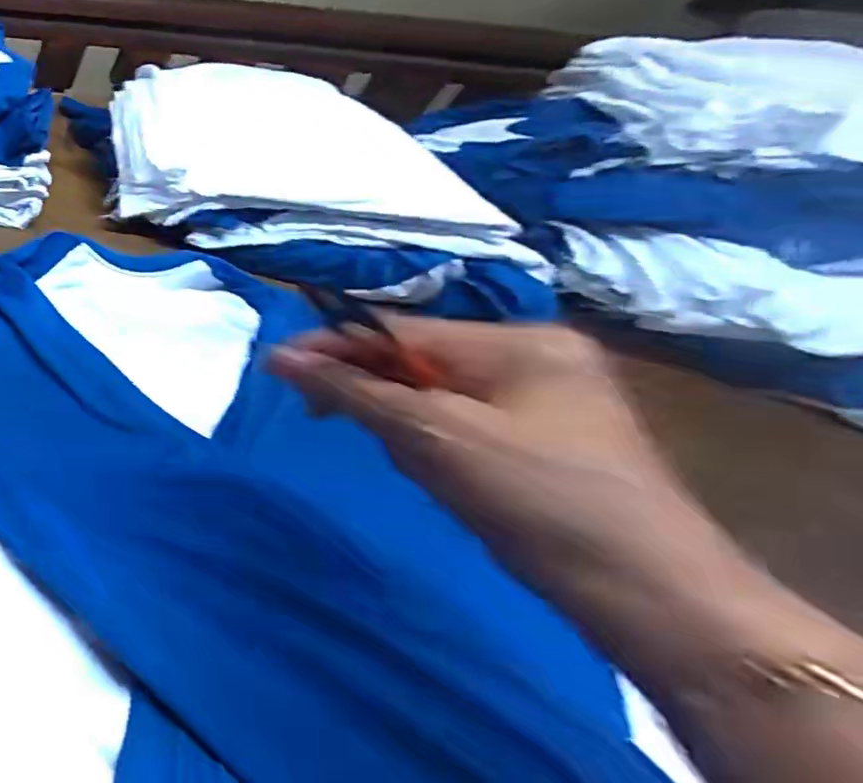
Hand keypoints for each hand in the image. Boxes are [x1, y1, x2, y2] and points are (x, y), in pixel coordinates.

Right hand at [267, 317, 708, 582]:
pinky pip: (457, 418)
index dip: (334, 345)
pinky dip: (426, 436)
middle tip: (318, 413)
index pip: (398, 330)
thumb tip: (277, 355)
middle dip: (368, 385)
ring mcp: (543, 397)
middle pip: (415, 357)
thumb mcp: (428, 435)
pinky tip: (425, 464)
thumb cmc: (535, 498)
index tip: (278, 365)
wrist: (652, 598)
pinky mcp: (541, 437)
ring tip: (396, 454)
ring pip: (432, 390)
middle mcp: (533, 356)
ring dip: (396, 415)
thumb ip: (349, 389)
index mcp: (518, 341)